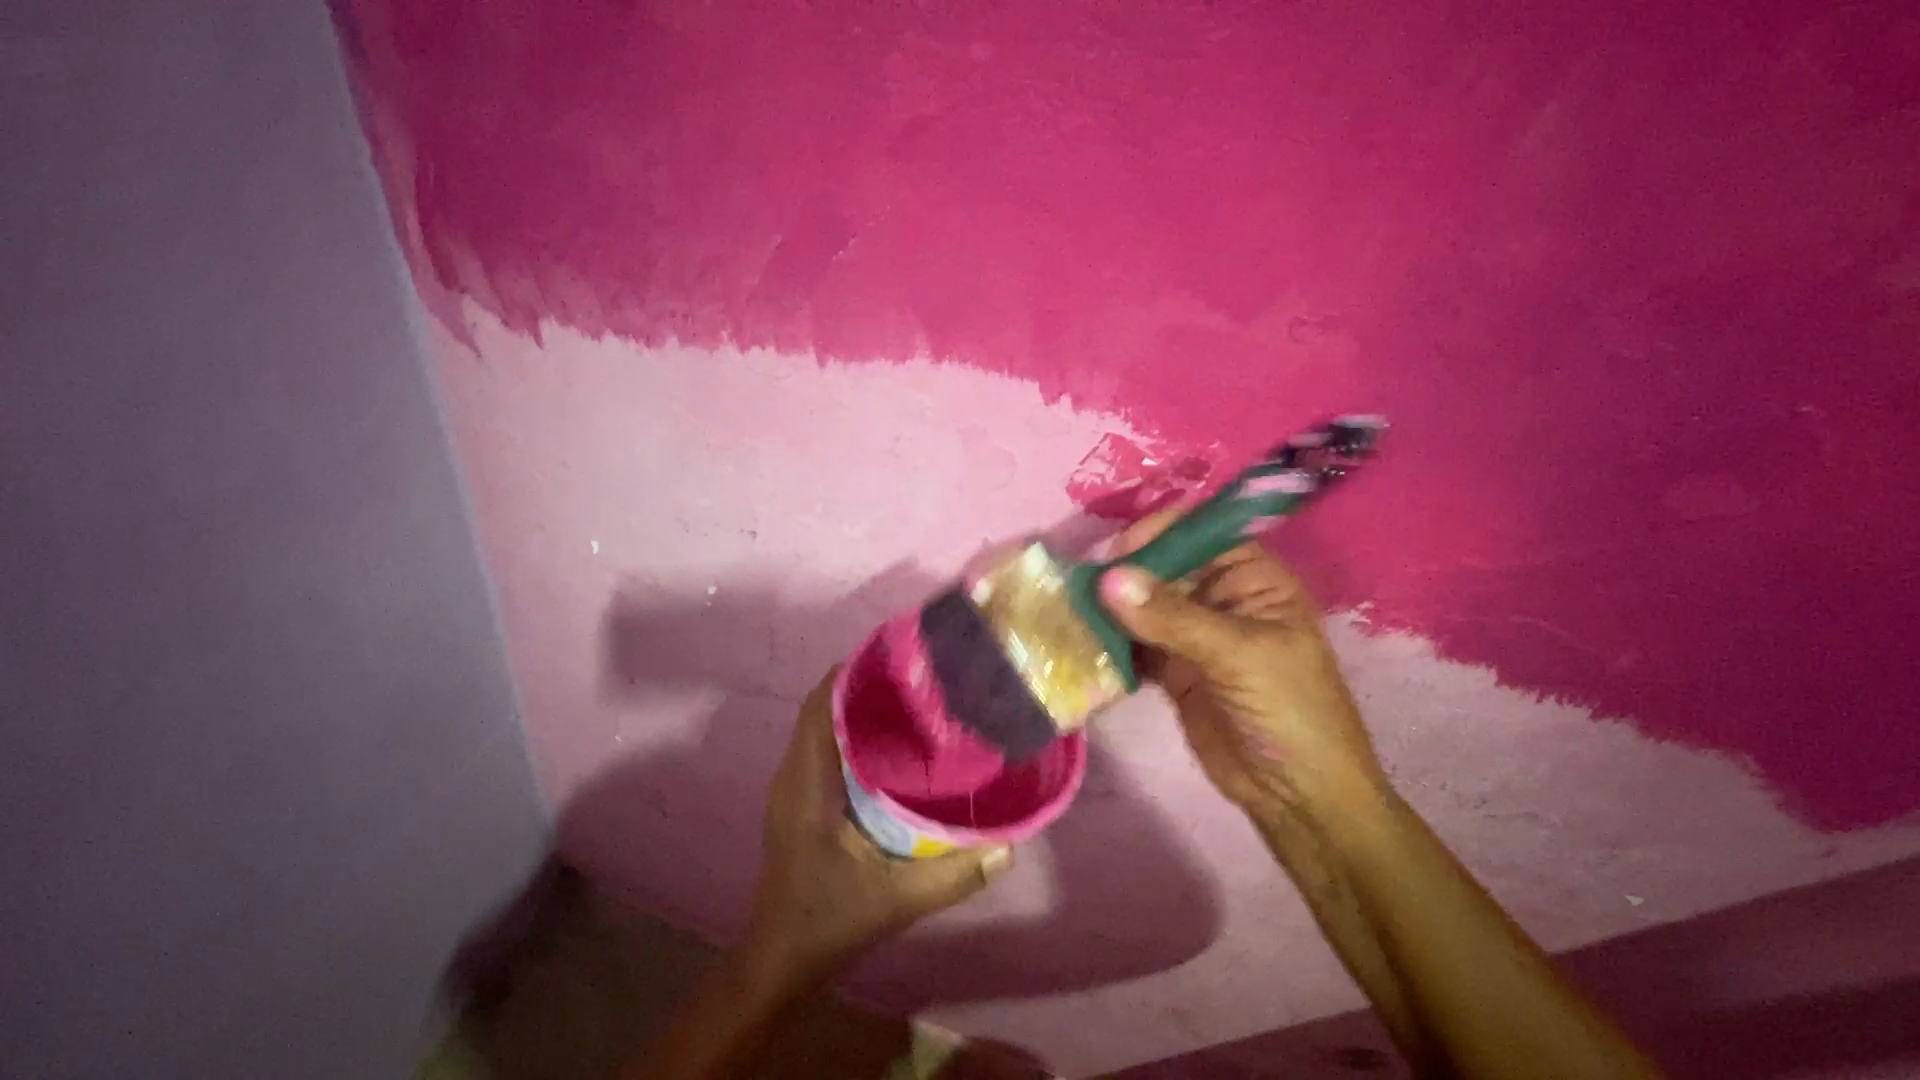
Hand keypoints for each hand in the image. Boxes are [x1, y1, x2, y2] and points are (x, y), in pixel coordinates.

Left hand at [742, 669, 1012, 981]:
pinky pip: (822, 748)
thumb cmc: (829, 921)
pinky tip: (893, 744)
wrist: (781, 959)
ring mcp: (792, 789)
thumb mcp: (897, 900)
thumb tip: (1011, 846)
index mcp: (806, 785)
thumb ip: (954, 875)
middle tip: (918, 676)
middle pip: (821, 708)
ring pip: (820, 727)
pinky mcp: (799, 801)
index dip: (852, 673)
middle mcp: (793, 776)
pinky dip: (850, 733)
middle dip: (863, 684)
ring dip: (856, 707)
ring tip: (911, 699)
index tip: (899, 656)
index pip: (820, 707)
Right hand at [1099, 510, 1387, 817]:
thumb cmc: (1290, 712)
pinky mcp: (1174, 671)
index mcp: (1254, 580)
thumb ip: (1173, 617)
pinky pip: (1136, 645)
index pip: (1200, 535)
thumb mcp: (1239, 656)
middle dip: (1124, 573)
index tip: (1114, 555)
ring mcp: (1195, 636)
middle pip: (1164, 568)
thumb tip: (1108, 578)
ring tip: (1069, 613)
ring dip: (1110, 609)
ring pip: (1144, 607)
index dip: (1159, 535)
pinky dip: (1111, 645)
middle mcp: (1222, 598)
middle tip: (1077, 587)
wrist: (1299, 796)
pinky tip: (1083, 645)